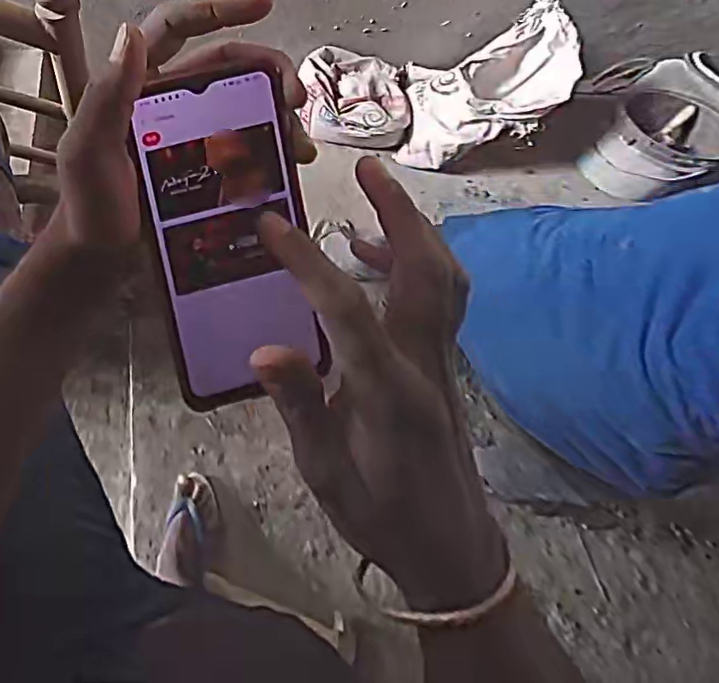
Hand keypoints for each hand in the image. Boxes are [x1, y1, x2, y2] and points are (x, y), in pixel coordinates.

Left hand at [45, 0, 311, 252]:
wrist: (101, 260)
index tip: (262, 4)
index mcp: (132, 86)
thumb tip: (129, 33)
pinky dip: (272, 143)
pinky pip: (246, 141)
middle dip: (266, 67)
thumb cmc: (89, 208)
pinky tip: (290, 161)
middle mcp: (164, 100)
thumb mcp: (89, 152)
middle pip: (224, 62)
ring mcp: (187, 132)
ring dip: (277, 109)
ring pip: (242, 101)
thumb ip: (104, 98)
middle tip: (295, 97)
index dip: (215, 8)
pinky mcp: (204, 163)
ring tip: (298, 141)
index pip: (173, 28)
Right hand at [252, 156, 504, 610]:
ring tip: (376, 189)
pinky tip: (370, 254)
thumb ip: (300, 407)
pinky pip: (439, 294)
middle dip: (399, 212)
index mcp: (388, 391)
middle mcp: (424, 362)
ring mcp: (442, 358)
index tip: (270, 224)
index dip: (307, 262)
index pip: (346, 310)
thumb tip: (265, 349)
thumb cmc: (380, 513)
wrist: (454, 552)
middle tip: (367, 166)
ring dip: (413, 225)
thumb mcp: (325, 472)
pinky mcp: (443, 360)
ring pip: (444, 277)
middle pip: (427, 272)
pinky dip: (412, 258)